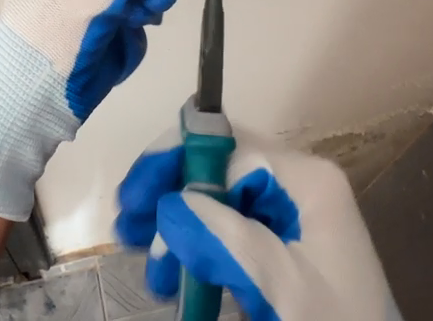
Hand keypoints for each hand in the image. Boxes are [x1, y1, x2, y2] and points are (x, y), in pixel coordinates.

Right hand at [115, 125, 401, 320]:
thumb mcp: (280, 285)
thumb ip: (223, 238)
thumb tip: (167, 205)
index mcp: (304, 178)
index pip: (225, 147)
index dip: (173, 165)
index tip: (133, 199)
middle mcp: (296, 182)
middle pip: (217, 168)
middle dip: (169, 195)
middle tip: (128, 230)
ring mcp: (290, 212)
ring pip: (217, 199)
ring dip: (177, 226)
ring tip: (151, 267)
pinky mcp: (284, 242)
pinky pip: (229, 228)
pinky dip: (197, 247)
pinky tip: (174, 272)